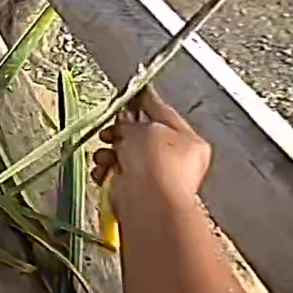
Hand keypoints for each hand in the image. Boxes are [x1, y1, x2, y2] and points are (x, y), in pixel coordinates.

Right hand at [91, 87, 211, 219]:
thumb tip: (124, 120)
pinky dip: (104, 169)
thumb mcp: (144, 129)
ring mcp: (153, 173)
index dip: (144, 102)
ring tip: (106, 157)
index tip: (130, 93)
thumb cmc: (156, 163)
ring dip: (108, 153)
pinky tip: (104, 171)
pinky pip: (113, 170)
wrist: (147, 200)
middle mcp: (173, 157)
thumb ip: (132, 121)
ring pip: (121, 153)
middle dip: (119, 132)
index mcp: (187, 140)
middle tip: (111, 132)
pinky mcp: (133, 187)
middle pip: (139, 134)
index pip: (163, 113)